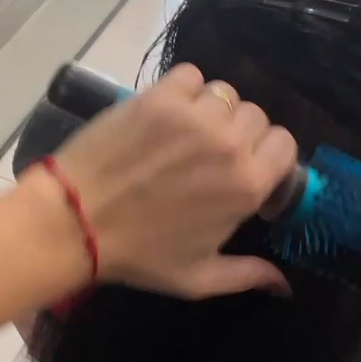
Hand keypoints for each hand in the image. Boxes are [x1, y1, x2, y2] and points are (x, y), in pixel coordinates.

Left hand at [37, 63, 297, 298]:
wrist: (76, 221)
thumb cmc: (138, 254)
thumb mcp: (196, 278)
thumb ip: (247, 275)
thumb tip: (284, 285)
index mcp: (247, 185)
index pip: (285, 144)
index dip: (268, 155)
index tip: (246, 167)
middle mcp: (229, 143)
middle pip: (256, 117)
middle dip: (240, 134)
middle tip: (210, 153)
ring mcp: (193, 116)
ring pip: (224, 94)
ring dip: (212, 111)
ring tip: (185, 132)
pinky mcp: (159, 96)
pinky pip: (190, 76)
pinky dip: (184, 89)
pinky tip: (167, 112)